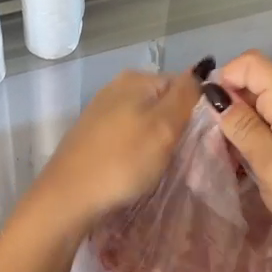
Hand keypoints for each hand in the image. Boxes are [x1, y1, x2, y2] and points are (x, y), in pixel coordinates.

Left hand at [31, 61, 206, 232]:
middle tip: (182, 154)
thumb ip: (185, 96)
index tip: (202, 137)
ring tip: (162, 165)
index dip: (197, 109)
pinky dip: (138, 150)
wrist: (69, 197)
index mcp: (136, 79)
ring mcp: (102, 111)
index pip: (183, 83)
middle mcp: (117, 87)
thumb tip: (199, 74)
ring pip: (146, 120)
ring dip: (158, 140)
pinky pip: (128, 136)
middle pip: (163, 102)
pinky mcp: (93, 135)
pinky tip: (138, 168)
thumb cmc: (122, 160)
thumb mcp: (164, 126)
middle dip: (177, 125)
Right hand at [203, 50, 271, 263]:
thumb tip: (215, 94)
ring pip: (267, 105)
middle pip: (258, 83)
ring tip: (237, 160)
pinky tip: (259, 164)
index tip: (214, 115)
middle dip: (232, 106)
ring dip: (245, 124)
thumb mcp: (271, 167)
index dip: (226, 78)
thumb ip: (243, 128)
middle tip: (221, 146)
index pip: (252, 62)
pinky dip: (261, 136)